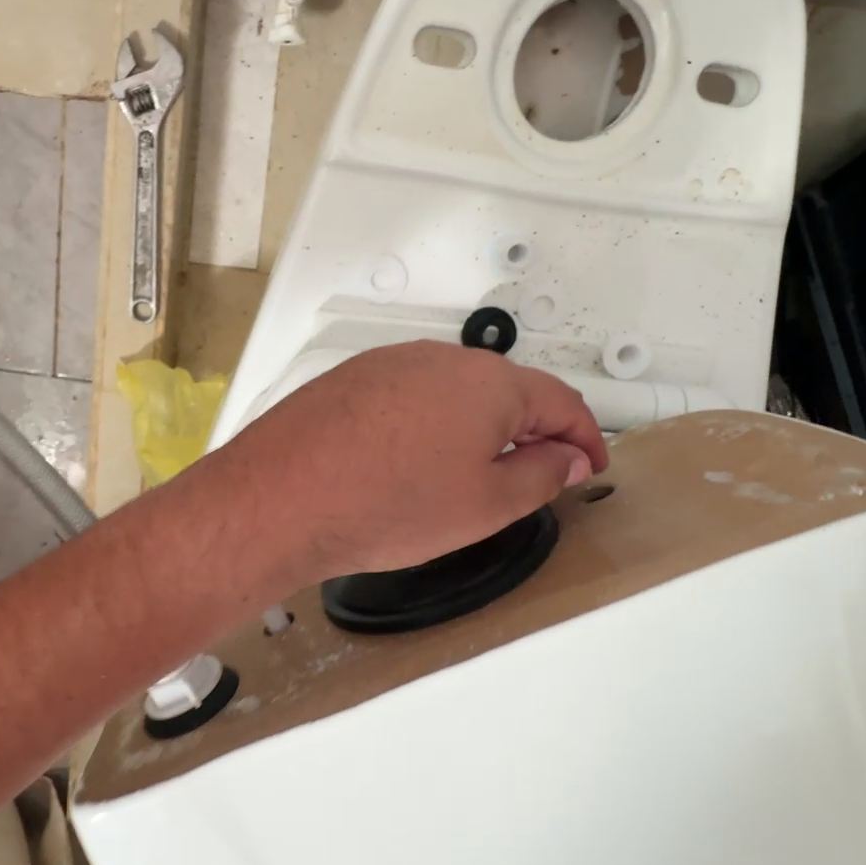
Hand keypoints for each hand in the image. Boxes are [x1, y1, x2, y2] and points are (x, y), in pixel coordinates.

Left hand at [199, 340, 607, 586]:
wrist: (278, 499)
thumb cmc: (383, 504)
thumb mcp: (483, 505)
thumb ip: (538, 476)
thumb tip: (563, 457)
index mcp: (487, 382)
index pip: (560, 401)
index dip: (583, 439)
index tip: (587, 467)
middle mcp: (439, 359)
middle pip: (504, 392)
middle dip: (528, 433)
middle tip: (534, 478)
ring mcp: (388, 364)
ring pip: (453, 394)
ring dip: (474, 429)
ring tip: (467, 478)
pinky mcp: (350, 380)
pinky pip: (407, 398)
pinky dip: (426, 426)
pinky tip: (410, 464)